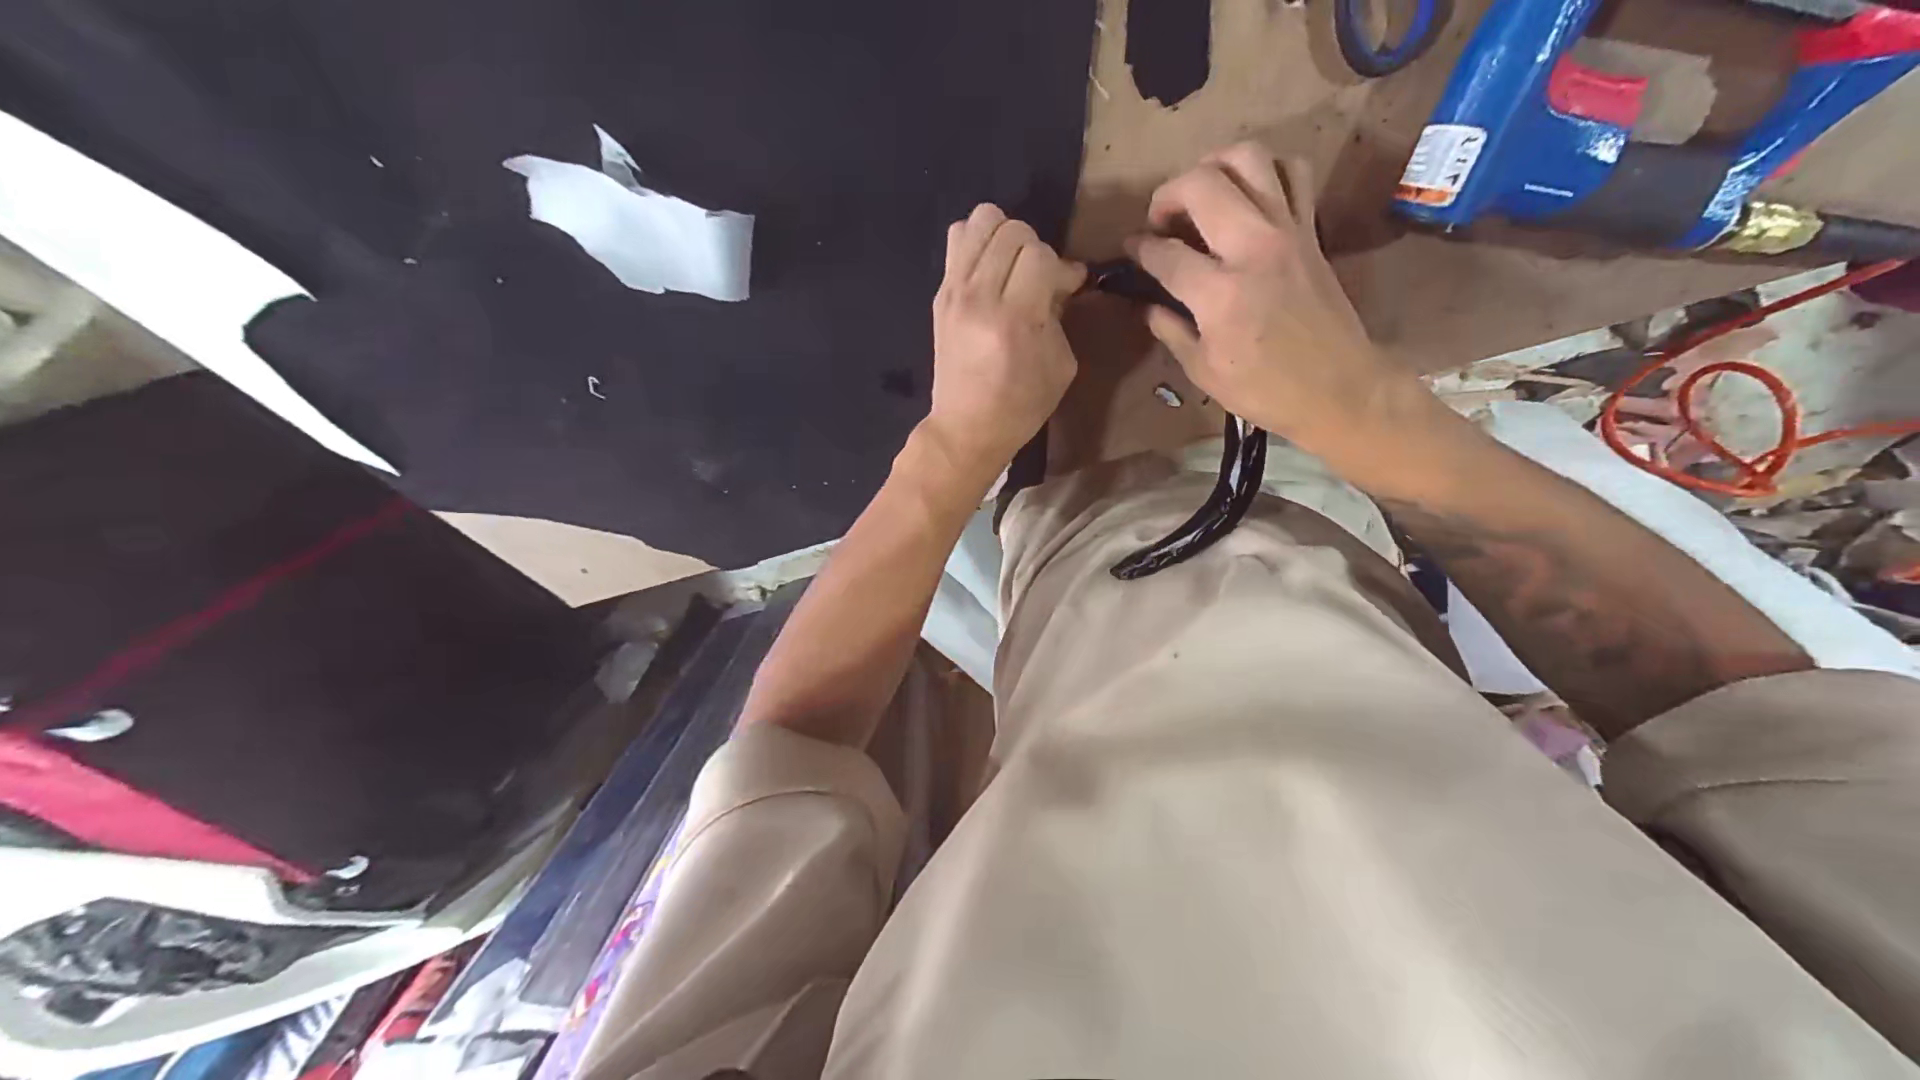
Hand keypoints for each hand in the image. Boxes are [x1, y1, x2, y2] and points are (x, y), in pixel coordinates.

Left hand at [923, 204, 1085, 479]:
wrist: (966, 428)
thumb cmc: (1021, 405)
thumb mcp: (1060, 364)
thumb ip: (1059, 312)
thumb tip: (1063, 276)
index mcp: (1013, 319)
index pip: (1040, 255)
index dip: (1061, 266)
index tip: (1068, 287)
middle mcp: (979, 298)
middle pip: (1012, 231)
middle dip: (1035, 247)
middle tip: (1038, 277)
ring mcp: (953, 292)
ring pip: (980, 221)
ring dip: (1005, 234)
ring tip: (1012, 264)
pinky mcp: (940, 295)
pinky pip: (957, 239)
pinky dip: (979, 242)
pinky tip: (990, 268)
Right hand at [1128, 143, 1413, 458]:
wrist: (1339, 388)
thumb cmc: (1265, 390)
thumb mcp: (1203, 371)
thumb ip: (1171, 330)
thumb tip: (1149, 306)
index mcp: (1219, 293)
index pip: (1165, 253)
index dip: (1138, 248)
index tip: (1130, 249)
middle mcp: (1253, 248)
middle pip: (1202, 184)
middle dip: (1168, 194)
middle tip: (1160, 219)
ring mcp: (1287, 231)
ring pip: (1249, 159)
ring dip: (1215, 165)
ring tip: (1201, 192)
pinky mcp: (1311, 230)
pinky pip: (1293, 173)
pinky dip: (1266, 172)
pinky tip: (1248, 196)